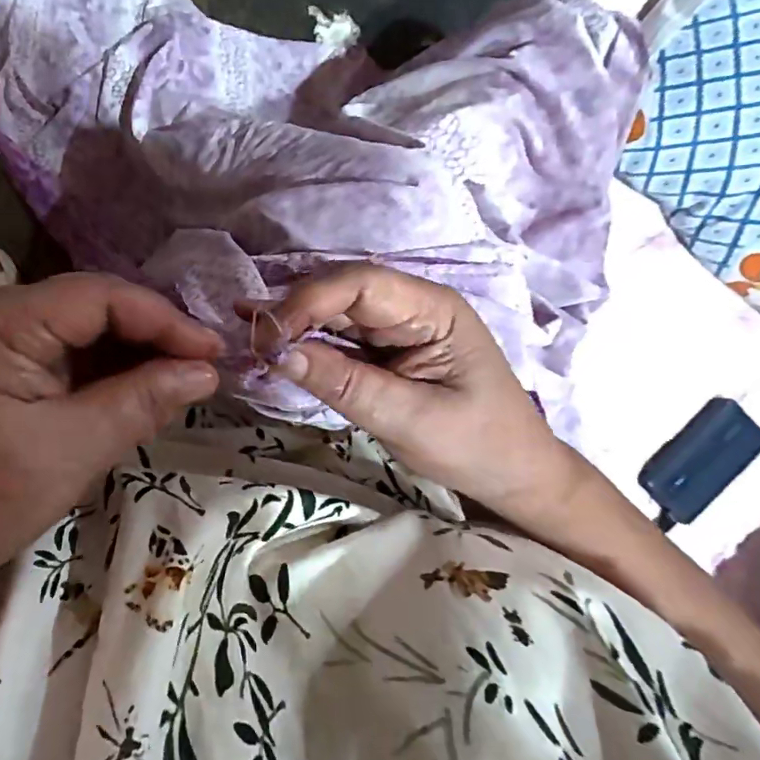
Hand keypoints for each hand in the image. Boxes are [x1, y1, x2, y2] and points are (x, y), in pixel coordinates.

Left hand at [0, 273, 222, 602]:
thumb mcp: (73, 450)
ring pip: (82, 332)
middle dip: (151, 335)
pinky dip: (105, 373)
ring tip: (186, 380)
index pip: (97, 296)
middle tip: (207, 368)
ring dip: (133, 355)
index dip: (163, 319)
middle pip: (91, 307)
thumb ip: (142, 401)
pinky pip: (64, 356)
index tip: (215, 352)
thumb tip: (207, 371)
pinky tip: (143, 390)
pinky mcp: (1, 369)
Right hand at [249, 263, 584, 522]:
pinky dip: (300, 340)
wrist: (514, 477)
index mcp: (432, 310)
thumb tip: (278, 354)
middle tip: (248, 340)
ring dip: (290, 323)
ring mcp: (392, 326)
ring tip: (246, 335)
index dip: (309, 299)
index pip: (360, 283)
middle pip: (338, 290)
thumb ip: (345, 384)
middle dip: (292, 310)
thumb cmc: (478, 447)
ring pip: (330, 310)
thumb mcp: (411, 420)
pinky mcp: (378, 349)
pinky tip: (268, 340)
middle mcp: (409, 306)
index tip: (269, 335)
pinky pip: (332, 335)